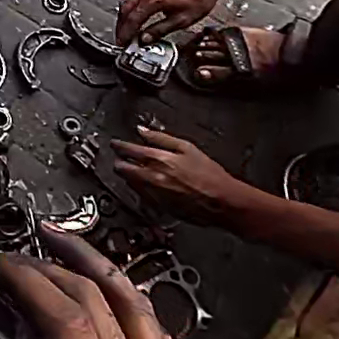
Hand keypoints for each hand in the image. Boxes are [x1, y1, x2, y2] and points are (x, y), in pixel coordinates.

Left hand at [113, 126, 262, 227]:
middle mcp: (152, 177)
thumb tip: (141, 130)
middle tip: (120, 158)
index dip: (118, 146)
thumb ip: (160, 138)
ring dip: (128, 175)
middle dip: (119, 162)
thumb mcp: (186, 147)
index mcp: (157, 159)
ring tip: (132, 170)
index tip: (114, 144)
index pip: (128, 150)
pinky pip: (142, 196)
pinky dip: (139, 188)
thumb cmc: (210, 175)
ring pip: (130, 183)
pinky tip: (146, 185)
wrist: (224, 203)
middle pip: (123, 169)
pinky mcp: (160, 207)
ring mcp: (154, 194)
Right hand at [116, 0, 223, 44]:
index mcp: (153, 0)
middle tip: (121, 40)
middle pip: (125, 11)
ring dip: (124, 20)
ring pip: (126, 5)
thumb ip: (159, 30)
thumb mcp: (181, 21)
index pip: (133, 19)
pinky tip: (132, 21)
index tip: (123, 43)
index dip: (126, 33)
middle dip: (121, 27)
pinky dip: (129, 13)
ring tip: (125, 33)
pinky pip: (132, 1)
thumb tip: (145, 39)